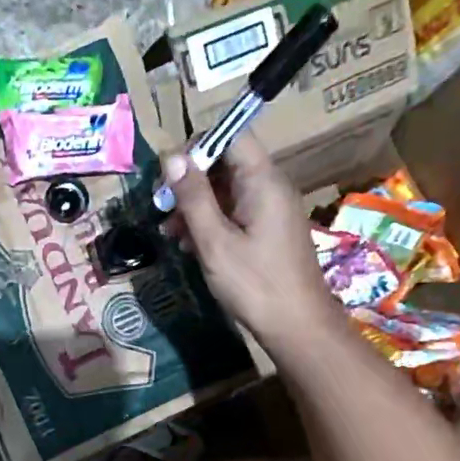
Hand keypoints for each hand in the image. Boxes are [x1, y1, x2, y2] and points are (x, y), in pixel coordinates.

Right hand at [158, 136, 335, 350]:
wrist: (296, 325)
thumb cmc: (254, 283)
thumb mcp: (214, 241)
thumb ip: (193, 197)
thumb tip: (172, 157)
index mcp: (263, 180)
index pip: (232, 135)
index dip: (198, 145)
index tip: (170, 173)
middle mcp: (271, 186)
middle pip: (227, 161)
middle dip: (191, 180)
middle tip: (162, 207)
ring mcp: (272, 208)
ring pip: (227, 189)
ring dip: (196, 204)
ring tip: (170, 232)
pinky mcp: (269, 229)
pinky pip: (236, 210)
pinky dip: (211, 220)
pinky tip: (190, 244)